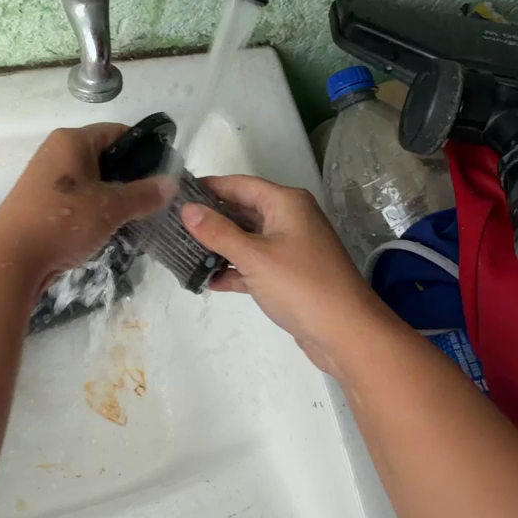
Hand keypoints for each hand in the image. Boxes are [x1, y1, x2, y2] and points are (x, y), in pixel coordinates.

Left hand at [0, 124, 168, 284]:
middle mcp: (57, 153)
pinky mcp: (42, 205)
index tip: (167, 171)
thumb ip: (143, 194)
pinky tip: (111, 228)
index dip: (145, 148)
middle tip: (156, 198)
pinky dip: (95, 210)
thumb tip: (171, 184)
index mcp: (72, 141)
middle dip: (131, 177)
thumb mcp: (111, 207)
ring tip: (138, 216)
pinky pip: (78, 200)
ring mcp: (47, 180)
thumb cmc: (63, 222)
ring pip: (92, 181)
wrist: (11, 260)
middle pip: (105, 157)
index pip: (117, 132)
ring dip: (114, 197)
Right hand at [182, 175, 396, 372]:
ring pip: (245, 239)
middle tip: (170, 226)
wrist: (347, 333)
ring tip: (179, 253)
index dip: (207, 187)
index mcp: (285, 203)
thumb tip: (186, 209)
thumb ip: (218, 232)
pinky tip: (205, 281)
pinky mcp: (287, 275)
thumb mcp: (254, 256)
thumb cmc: (302, 286)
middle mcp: (289, 219)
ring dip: (217, 247)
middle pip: (241, 210)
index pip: (238, 184)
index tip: (173, 194)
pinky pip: (253, 264)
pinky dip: (232, 270)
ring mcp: (289, 247)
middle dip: (208, 219)